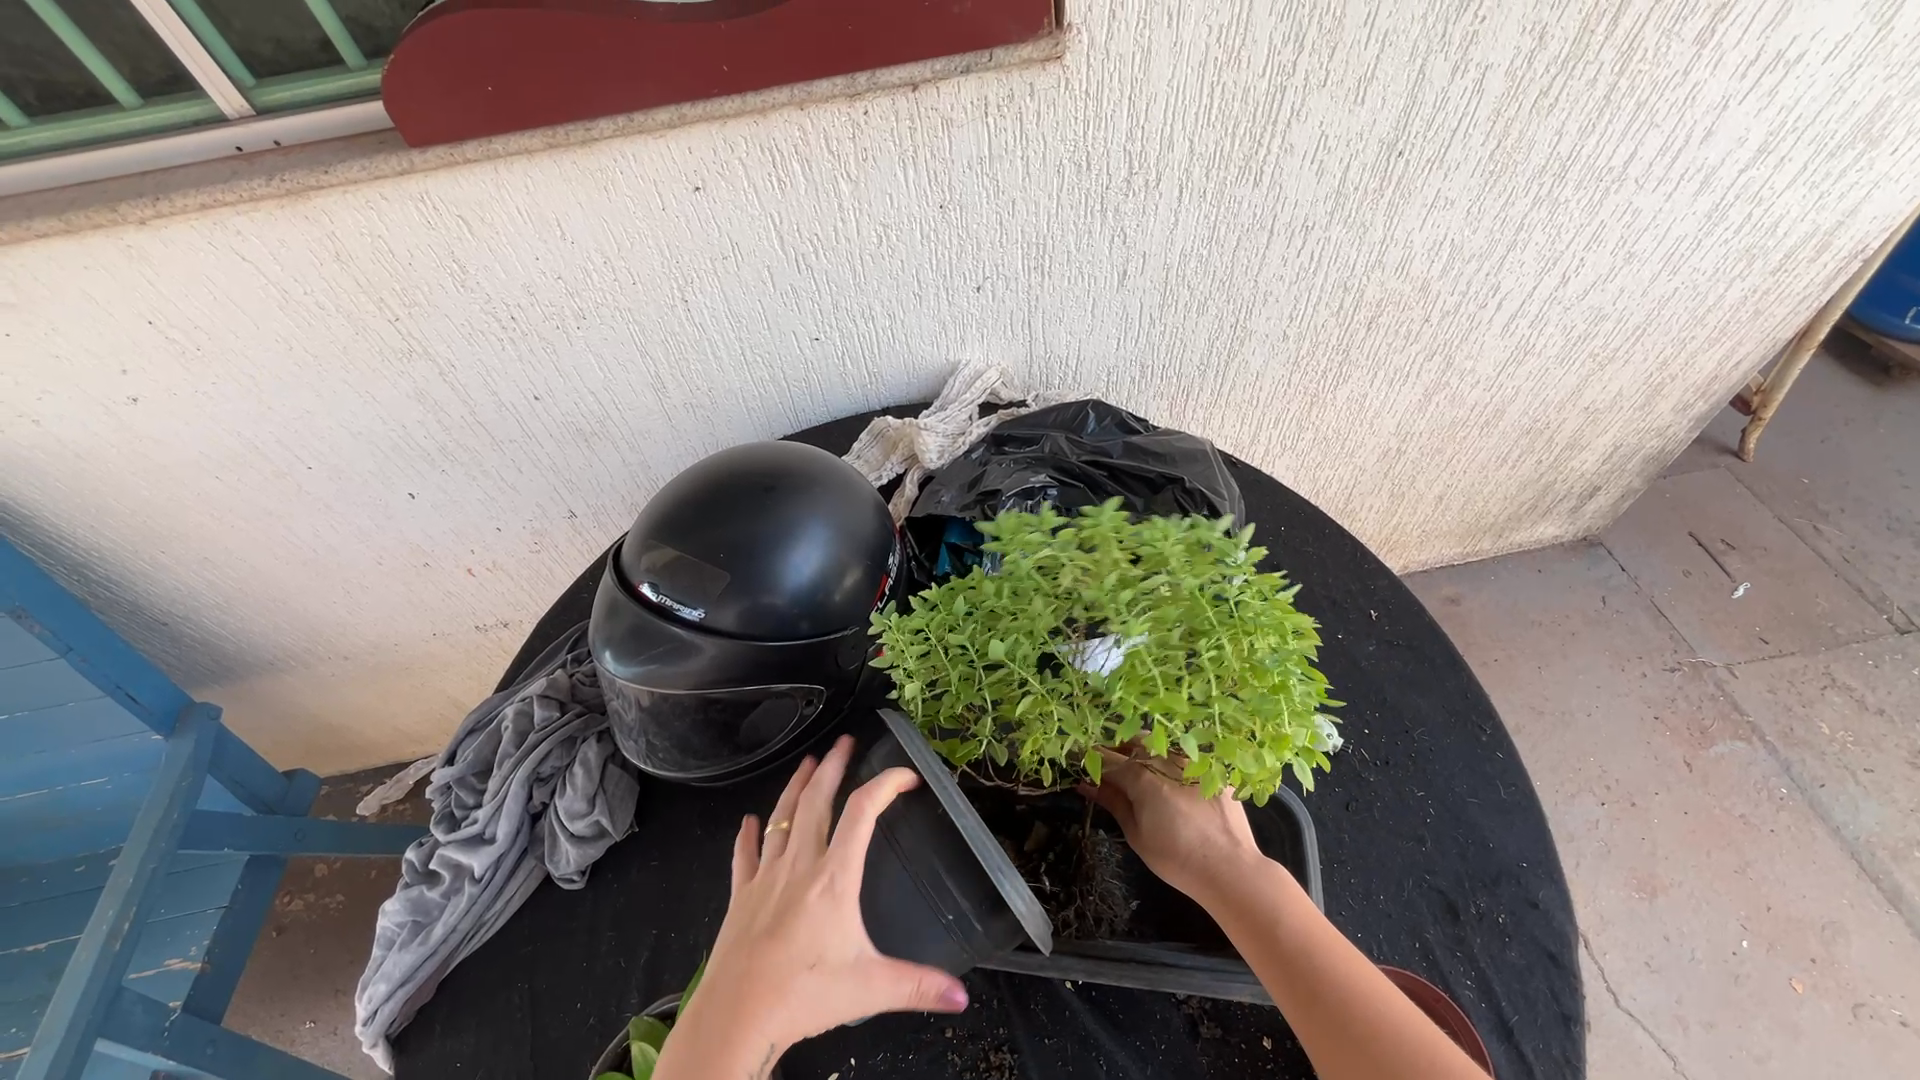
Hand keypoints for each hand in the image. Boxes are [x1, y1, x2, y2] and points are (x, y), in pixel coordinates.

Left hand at [657, 736, 968, 1079]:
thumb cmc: (804, 994)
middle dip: (833, 767)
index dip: (885, 785)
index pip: (862, 813)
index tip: (906, 776)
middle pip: (817, 802)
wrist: (736, 1015)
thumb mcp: (871, 989)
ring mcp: (766, 877)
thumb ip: (918, 986)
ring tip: (807, 763)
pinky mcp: (741, 896)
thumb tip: (963, 998)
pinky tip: (749, 821)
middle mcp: (799, 865)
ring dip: (795, 787)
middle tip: (844, 742)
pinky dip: (748, 835)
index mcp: (834, 877)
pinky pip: (744, 855)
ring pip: (781, 818)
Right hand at [1077, 745, 1264, 904]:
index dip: (1091, 758)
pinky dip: (1173, 762)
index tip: (1079, 760)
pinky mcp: (1215, 771)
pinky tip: (1173, 780)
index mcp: (1143, 777)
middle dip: (1118, 750)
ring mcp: (1194, 763)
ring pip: (1161, 745)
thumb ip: (1113, 802)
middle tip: (1110, 768)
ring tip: (1141, 772)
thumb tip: (1086, 784)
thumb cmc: (1176, 859)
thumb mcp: (1136, 834)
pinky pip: (1187, 756)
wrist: (1230, 869)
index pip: (1108, 759)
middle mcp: (1167, 761)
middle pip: (1134, 743)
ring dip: (1145, 752)